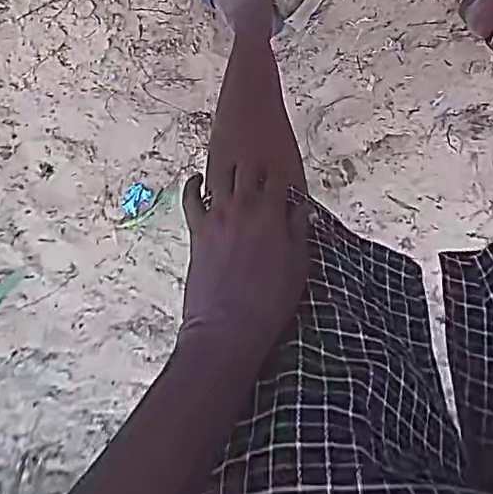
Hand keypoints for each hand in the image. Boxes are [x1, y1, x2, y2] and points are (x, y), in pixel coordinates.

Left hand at [178, 166, 307, 360]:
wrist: (227, 328)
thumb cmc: (268, 302)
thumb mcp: (298, 267)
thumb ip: (299, 232)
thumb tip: (301, 209)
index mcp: (270, 213)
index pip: (276, 178)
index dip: (280, 174)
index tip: (283, 177)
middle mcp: (242, 207)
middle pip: (247, 168)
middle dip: (255, 166)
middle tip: (259, 170)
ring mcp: (217, 216)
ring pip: (221, 176)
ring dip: (229, 170)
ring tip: (234, 169)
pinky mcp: (197, 230)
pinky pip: (191, 198)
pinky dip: (193, 185)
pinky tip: (197, 180)